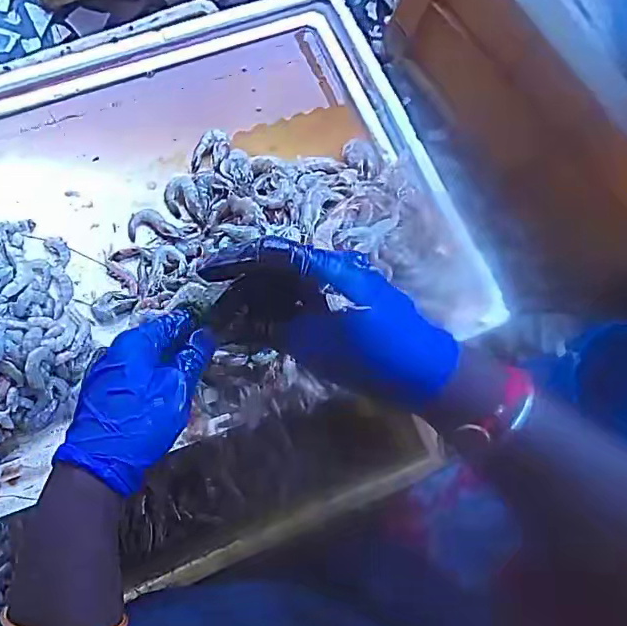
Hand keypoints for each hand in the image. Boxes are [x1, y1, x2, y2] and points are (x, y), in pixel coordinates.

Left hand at [54, 311, 215, 497]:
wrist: (100, 461)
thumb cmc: (138, 424)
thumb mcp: (177, 389)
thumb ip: (191, 359)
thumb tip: (202, 337)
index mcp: (133, 343)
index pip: (168, 322)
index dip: (190, 325)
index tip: (206, 330)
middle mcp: (114, 352)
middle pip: (151, 340)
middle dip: (175, 345)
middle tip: (199, 353)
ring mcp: (103, 373)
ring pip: (140, 360)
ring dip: (161, 365)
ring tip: (183, 375)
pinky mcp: (99, 393)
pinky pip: (129, 377)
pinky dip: (146, 380)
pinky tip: (158, 394)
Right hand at [198, 237, 457, 408]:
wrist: (421, 372)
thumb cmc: (369, 352)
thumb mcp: (313, 341)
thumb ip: (273, 326)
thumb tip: (236, 322)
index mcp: (323, 267)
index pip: (270, 253)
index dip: (234, 261)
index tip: (205, 272)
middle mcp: (325, 271)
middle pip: (270, 270)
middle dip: (238, 288)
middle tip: (211, 309)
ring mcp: (330, 289)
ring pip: (278, 288)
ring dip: (251, 304)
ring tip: (225, 324)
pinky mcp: (332, 310)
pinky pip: (292, 306)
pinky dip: (269, 317)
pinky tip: (247, 331)